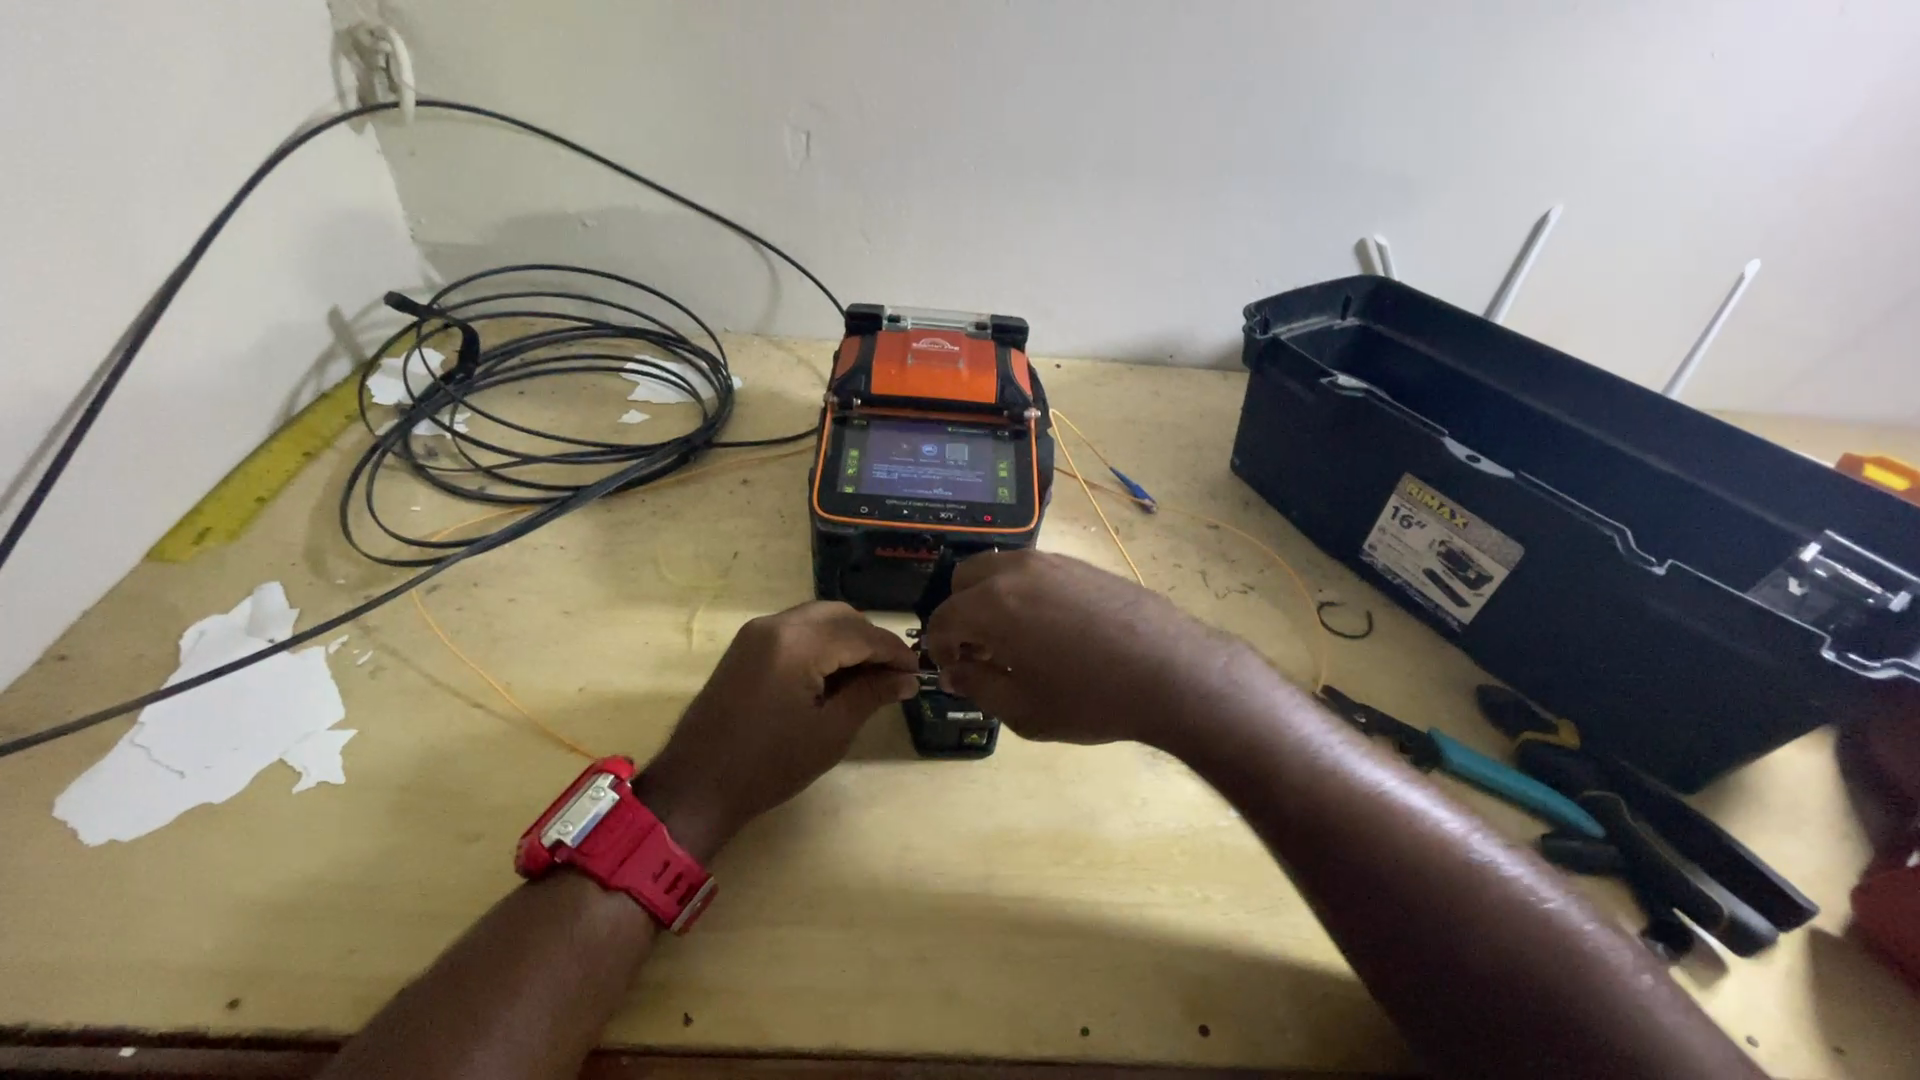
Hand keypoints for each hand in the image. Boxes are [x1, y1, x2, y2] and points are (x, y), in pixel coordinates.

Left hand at [632, 601, 917, 859]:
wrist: (697, 785)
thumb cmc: (769, 765)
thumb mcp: (830, 732)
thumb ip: (871, 695)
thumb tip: (907, 678)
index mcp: (798, 643)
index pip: (862, 634)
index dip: (894, 652)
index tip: (917, 673)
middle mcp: (776, 625)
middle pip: (840, 615)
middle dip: (871, 640)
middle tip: (893, 675)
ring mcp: (756, 633)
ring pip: (818, 618)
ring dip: (847, 639)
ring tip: (867, 677)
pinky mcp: (746, 646)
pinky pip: (796, 630)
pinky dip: (822, 643)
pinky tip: (834, 674)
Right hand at [922, 550, 1281, 751]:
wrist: (1172, 671)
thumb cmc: (1090, 699)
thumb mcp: (1022, 709)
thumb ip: (977, 685)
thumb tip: (953, 671)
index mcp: (992, 604)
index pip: (942, 617)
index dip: (938, 648)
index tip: (953, 672)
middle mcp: (1016, 571)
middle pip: (965, 580)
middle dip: (961, 615)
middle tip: (980, 653)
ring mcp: (1053, 563)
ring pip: (1001, 570)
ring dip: (992, 601)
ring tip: (1016, 643)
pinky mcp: (1082, 565)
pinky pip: (1035, 573)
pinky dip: (1024, 594)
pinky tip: (1052, 630)